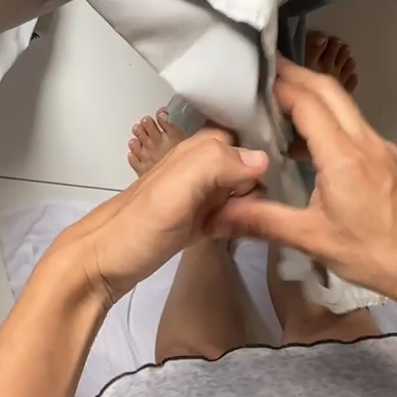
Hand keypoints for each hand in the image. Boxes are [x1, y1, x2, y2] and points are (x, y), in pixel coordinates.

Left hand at [48, 128, 267, 308]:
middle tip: (273, 204)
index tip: (295, 165)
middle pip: (255, 162)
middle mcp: (205, 164)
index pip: (251, 131)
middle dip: (268, 179)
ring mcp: (203, 192)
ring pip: (247, 188)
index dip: (272, 142)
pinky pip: (236, 213)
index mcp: (200, 147)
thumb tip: (264, 159)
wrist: (101, 266)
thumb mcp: (176, 188)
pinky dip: (243, 222)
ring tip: (261, 221)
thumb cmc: (137, 225)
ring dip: (257, 203)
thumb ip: (215, 165)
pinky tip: (241, 232)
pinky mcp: (202, 219)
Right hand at [217, 58, 396, 305]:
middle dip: (296, 74)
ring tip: (279, 101)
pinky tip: (309, 143)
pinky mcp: (389, 160)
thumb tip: (216, 215)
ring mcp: (382, 149)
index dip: (278, 84)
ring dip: (313, 94)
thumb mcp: (312, 240)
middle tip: (263, 70)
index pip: (307, 102)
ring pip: (344, 105)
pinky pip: (354, 125)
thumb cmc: (377, 256)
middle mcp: (366, 142)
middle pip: (329, 90)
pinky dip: (328, 118)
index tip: (251, 76)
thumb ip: (262, 221)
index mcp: (343, 157)